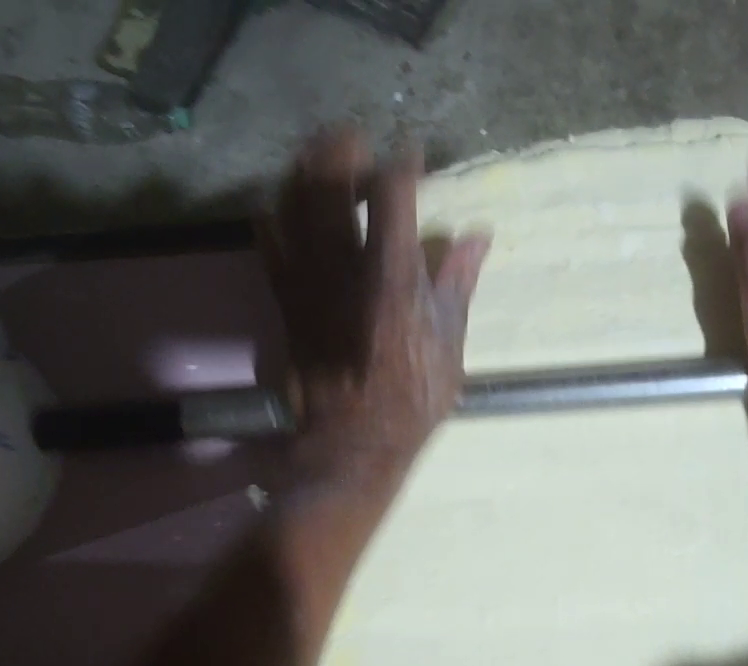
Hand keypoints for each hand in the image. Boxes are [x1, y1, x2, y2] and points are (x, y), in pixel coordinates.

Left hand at [260, 129, 490, 480]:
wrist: (353, 445)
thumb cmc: (412, 402)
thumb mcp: (450, 346)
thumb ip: (458, 285)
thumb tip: (478, 237)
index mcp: (392, 280)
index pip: (393, 194)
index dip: (403, 163)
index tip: (413, 154)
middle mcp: (344, 270)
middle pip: (332, 183)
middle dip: (343, 149)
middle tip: (357, 139)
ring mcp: (307, 283)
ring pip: (294, 204)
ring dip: (306, 170)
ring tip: (321, 156)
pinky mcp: (285, 302)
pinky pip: (269, 244)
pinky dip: (275, 216)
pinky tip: (284, 208)